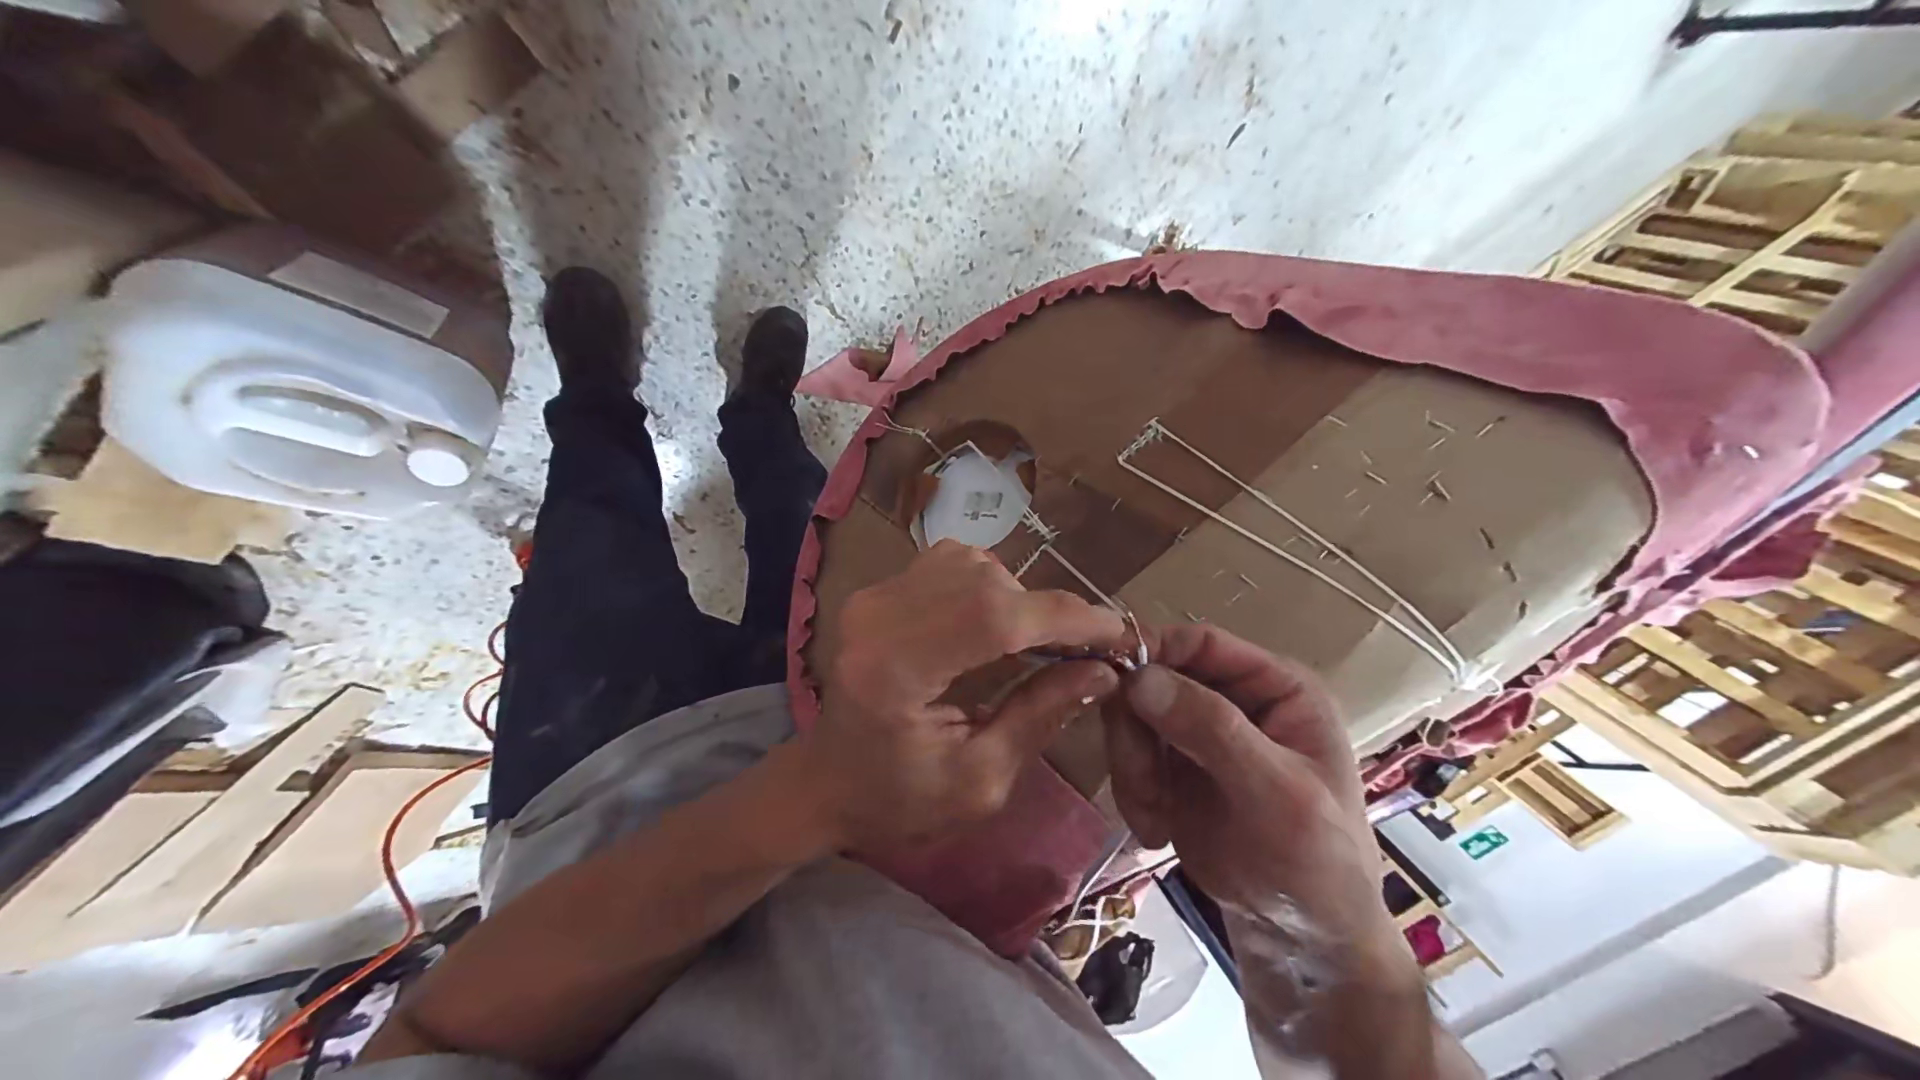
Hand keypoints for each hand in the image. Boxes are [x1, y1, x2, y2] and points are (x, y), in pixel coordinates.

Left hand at [801, 539, 1127, 849]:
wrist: (828, 783)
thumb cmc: (898, 801)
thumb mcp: (979, 781)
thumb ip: (1040, 716)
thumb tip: (1103, 670)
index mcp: (895, 670)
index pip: (995, 617)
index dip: (1066, 619)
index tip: (1117, 635)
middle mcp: (878, 616)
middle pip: (988, 582)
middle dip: (1049, 611)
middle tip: (1085, 649)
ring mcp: (873, 596)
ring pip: (973, 565)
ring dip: (1018, 598)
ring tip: (1036, 643)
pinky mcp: (878, 590)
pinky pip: (952, 565)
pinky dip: (989, 588)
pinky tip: (996, 627)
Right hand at [1102, 624, 1405, 970]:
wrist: (1298, 938)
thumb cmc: (1314, 863)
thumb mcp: (1275, 794)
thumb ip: (1213, 730)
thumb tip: (1139, 677)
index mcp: (1275, 687)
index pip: (1203, 644)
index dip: (1153, 649)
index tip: (1108, 674)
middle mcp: (1232, 698)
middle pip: (1155, 678)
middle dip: (1136, 728)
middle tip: (1141, 781)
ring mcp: (1196, 730)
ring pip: (1132, 715)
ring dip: (1131, 765)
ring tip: (1154, 815)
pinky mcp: (1168, 763)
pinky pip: (1126, 753)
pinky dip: (1130, 789)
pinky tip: (1155, 827)